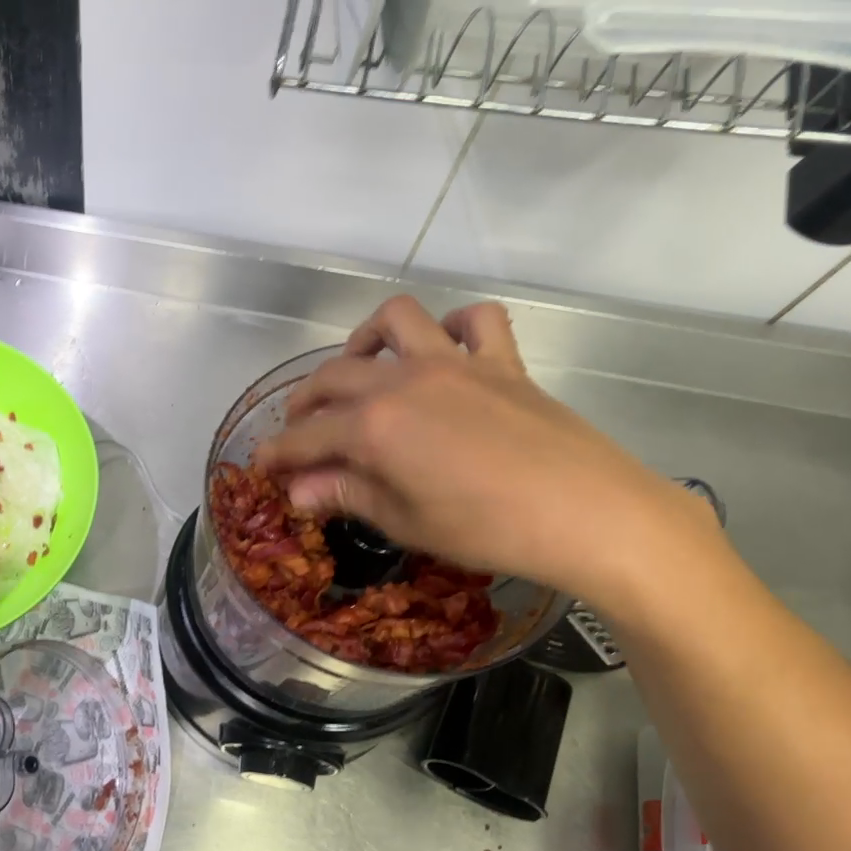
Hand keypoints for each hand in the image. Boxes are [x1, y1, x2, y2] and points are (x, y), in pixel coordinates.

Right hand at [253, 296, 716, 606]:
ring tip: (360, 372)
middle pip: (334, 377)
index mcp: (374, 426)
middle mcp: (405, 381)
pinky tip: (442, 352)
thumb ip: (345, 495)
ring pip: (395, 320)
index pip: (305, 437)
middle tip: (299, 434)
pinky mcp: (502, 363)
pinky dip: (451, 327)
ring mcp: (456, 363)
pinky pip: (475, 321)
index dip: (277, 453)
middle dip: (304, 404)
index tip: (261, 467)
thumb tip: (298, 491)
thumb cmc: (486, 529)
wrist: (589, 515)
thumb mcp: (403, 521)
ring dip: (365, 341)